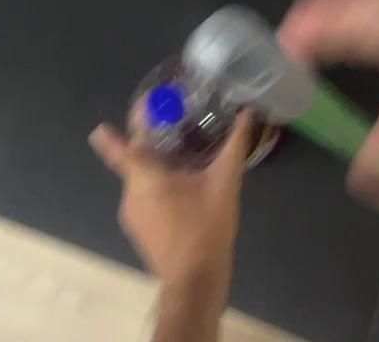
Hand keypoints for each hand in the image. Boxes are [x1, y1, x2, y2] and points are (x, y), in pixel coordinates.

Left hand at [88, 110, 254, 290]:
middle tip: (178, 115)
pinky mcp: (139, 226)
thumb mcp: (225, 180)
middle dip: (156, 133)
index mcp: (145, 177)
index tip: (149, 98)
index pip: (129, 140)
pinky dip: (159, 178)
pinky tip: (184, 178)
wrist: (194, 280)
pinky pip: (144, 191)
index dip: (137, 117)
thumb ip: (235, 143)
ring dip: (160, 158)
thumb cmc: (206, 227)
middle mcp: (130, 192)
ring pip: (142, 173)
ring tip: (187, 144)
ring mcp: (132, 212)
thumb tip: (249, 112)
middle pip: (138, 154)